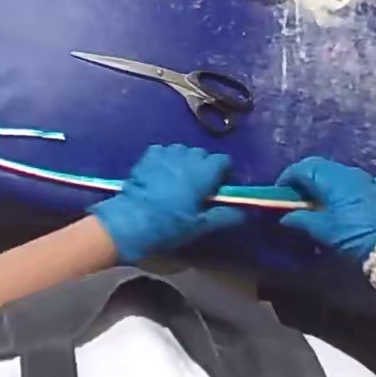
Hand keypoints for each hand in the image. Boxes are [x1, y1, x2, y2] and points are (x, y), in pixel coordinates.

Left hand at [89, 144, 244, 261]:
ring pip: (183, 150)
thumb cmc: (168, 226)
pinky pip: (164, 151)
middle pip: (202, 154)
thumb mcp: (200, 226)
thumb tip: (244, 213)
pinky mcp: (148, 155)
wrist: (130, 221)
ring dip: (186, 161)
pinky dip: (168, 159)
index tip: (220, 187)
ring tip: (181, 180)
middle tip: (200, 187)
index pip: (223, 160)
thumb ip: (224, 216)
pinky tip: (163, 174)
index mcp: (202, 173)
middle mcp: (185, 157)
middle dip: (205, 167)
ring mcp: (165, 153)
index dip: (224, 172)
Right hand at [277, 157, 375, 264]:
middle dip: (302, 176)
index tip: (279, 192)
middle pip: (317, 166)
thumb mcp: (323, 230)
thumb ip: (301, 220)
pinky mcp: (371, 189)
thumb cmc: (353, 236)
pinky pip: (344, 179)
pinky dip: (332, 185)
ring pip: (332, 171)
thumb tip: (286, 218)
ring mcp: (361, 179)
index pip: (302, 169)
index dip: (287, 178)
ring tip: (310, 198)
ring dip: (318, 180)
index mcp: (331, 178)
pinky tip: (331, 201)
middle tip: (293, 193)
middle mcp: (346, 173)